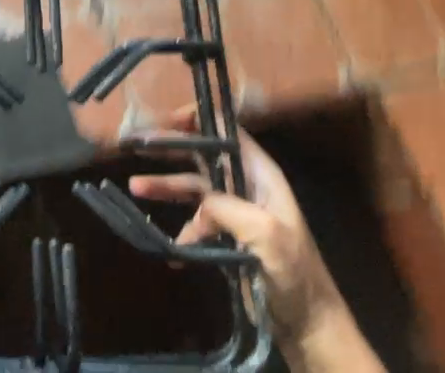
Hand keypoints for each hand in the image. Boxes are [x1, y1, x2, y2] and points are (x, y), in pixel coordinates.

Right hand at [127, 106, 345, 342]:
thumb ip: (227, 207)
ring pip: (195, 190)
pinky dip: (182, 231)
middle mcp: (247, 188)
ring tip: (135, 187)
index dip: (201, 120)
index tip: (169, 118)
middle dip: (172, 149)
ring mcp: (237, 214)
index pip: (229, 134)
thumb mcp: (264, 234)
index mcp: (261, 176)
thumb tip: (200, 204)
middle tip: (137, 143)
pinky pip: (198, 225)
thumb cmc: (294, 273)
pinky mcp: (228, 240)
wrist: (309, 326)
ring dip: (166, 187)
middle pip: (203, 158)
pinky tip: (173, 249)